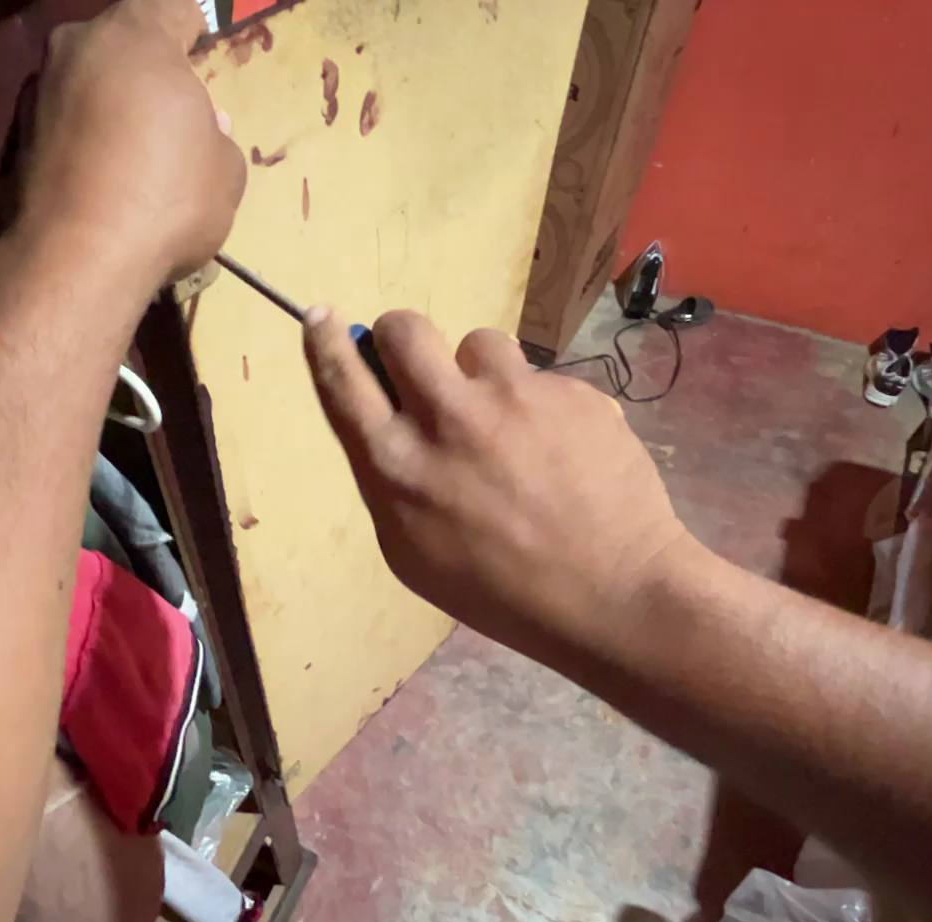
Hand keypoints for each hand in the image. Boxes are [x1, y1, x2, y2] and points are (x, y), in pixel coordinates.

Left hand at [19, 0, 245, 286]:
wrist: (81, 259)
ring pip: (89, 85)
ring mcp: (40, 91)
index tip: (203, 55)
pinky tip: (105, 185)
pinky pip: (66, 128)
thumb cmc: (168, 201)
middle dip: (149, 74)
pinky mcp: (17, 139)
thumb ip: (220, 139)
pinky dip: (86, 145)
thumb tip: (206, 128)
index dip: (195, 29)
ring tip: (137, 161)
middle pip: (123, 45)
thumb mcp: (226, 174)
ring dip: (113, 110)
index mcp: (136, 36)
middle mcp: (78, 47)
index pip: (173, 6)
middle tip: (174, 118)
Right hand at [301, 308, 698, 659]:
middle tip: (419, 364)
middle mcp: (448, 417)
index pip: (345, 383)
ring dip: (481, 375)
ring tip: (508, 422)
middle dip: (401, 337)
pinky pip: (538, 378)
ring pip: (478, 343)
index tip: (320, 315)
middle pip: (404, 330)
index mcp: (398, 466)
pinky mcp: (571, 392)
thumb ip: (390, 482)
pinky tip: (560, 450)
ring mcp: (515, 398)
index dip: (326, 342)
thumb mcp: (411, 553)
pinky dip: (537, 405)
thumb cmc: (497, 592)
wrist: (611, 595)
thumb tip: (389, 425)